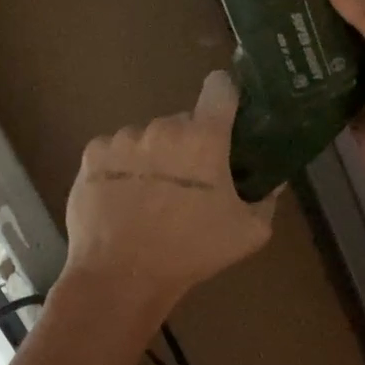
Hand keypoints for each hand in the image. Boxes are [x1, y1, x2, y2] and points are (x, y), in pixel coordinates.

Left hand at [62, 71, 276, 318]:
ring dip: (154, 156)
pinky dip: (121, 168)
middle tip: (189, 182)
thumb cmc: (191, 252)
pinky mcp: (92, 155)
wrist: (121, 278)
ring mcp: (123, 139)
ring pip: (147, 137)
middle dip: (189, 144)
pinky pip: (115, 151)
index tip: (226, 117)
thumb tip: (272, 181)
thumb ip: (266, 199)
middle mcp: (163, 128)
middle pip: (182, 122)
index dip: (225, 96)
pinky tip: (123, 198)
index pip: (219, 87)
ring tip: (151, 196)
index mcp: (204, 137)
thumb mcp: (249, 233)